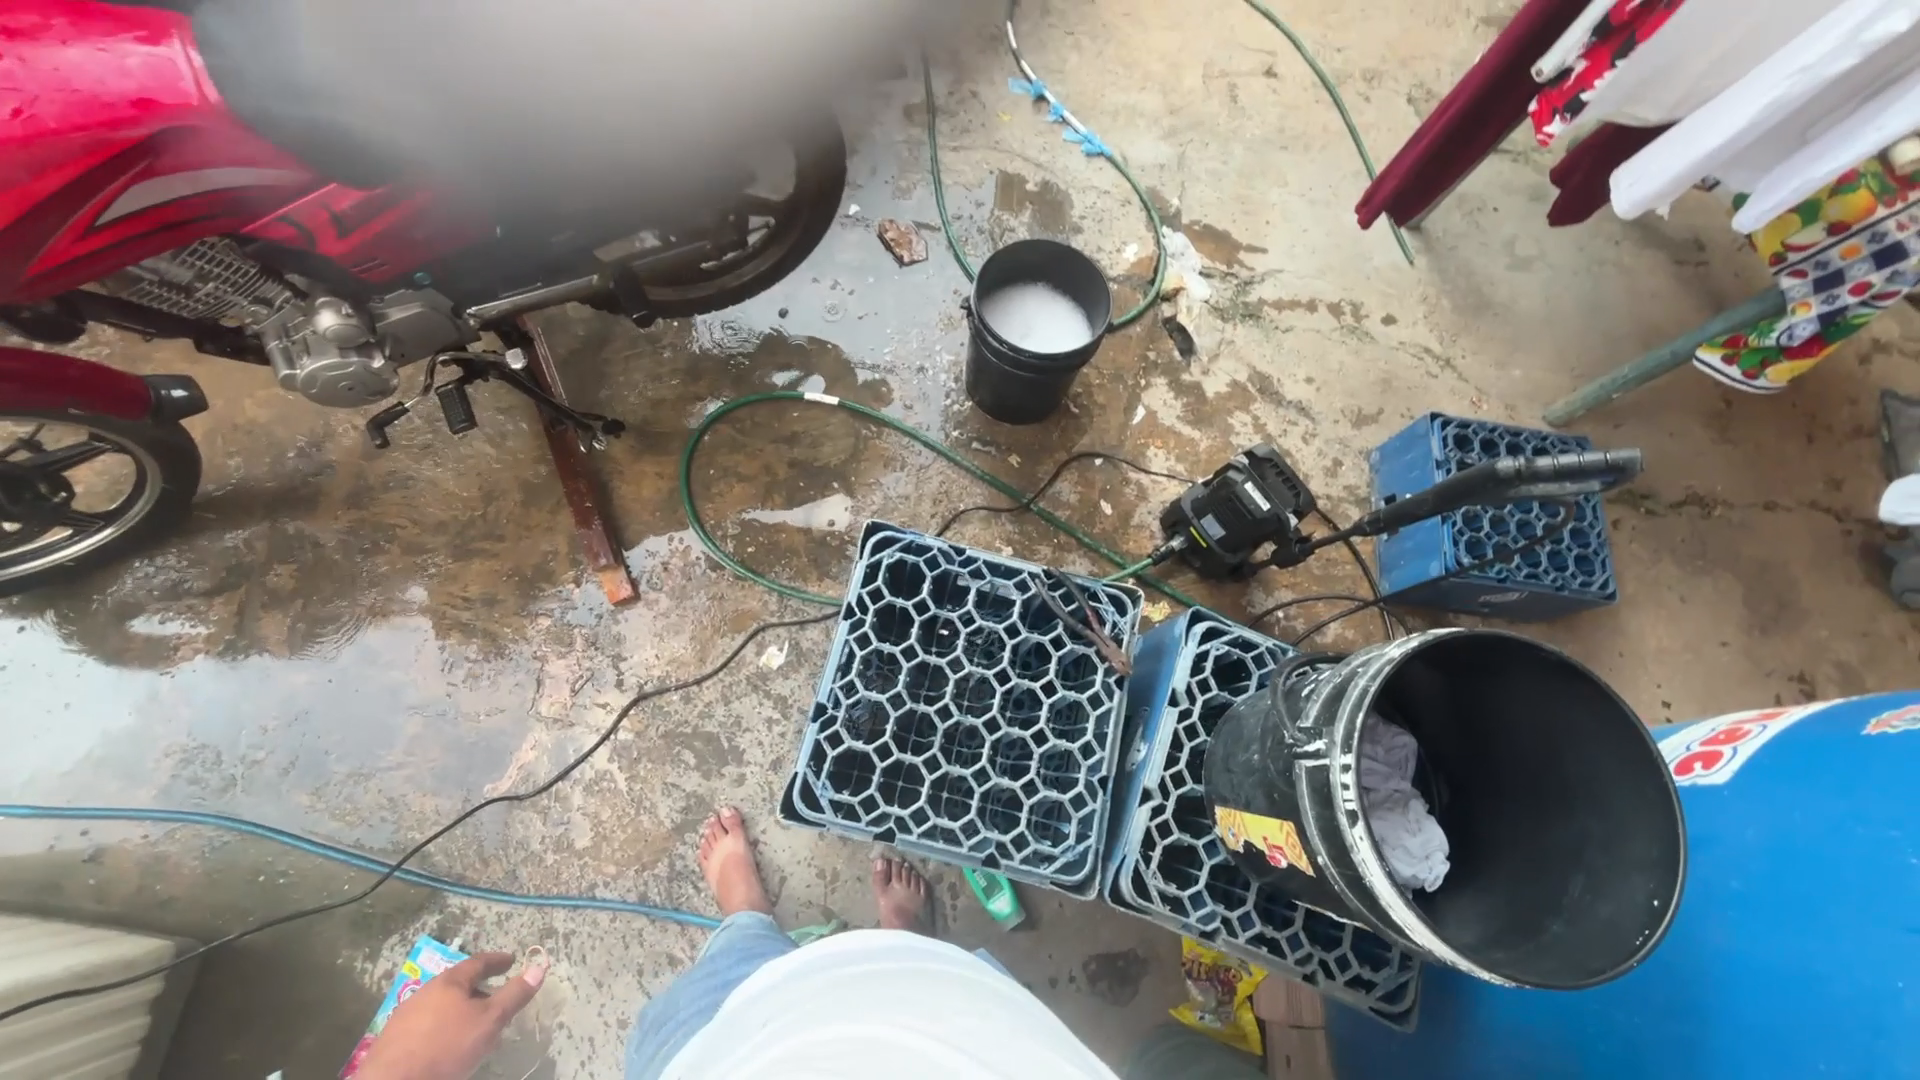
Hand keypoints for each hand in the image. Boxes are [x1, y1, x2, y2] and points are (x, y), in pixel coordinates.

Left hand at [355, 951, 546, 1079]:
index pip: (478, 961)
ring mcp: (404, 1018)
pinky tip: (446, 1044)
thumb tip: (540, 967)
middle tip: (496, 997)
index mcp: (448, 982)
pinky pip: (424, 1025)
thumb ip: (515, 994)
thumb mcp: (490, 1021)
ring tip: (473, 1024)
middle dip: (479, 988)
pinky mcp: (391, 1042)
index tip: (511, 961)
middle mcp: (424, 993)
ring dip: (459, 1009)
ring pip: (439, 1005)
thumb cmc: (446, 1048)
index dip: (497, 960)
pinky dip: (442, 1026)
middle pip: (457, 983)